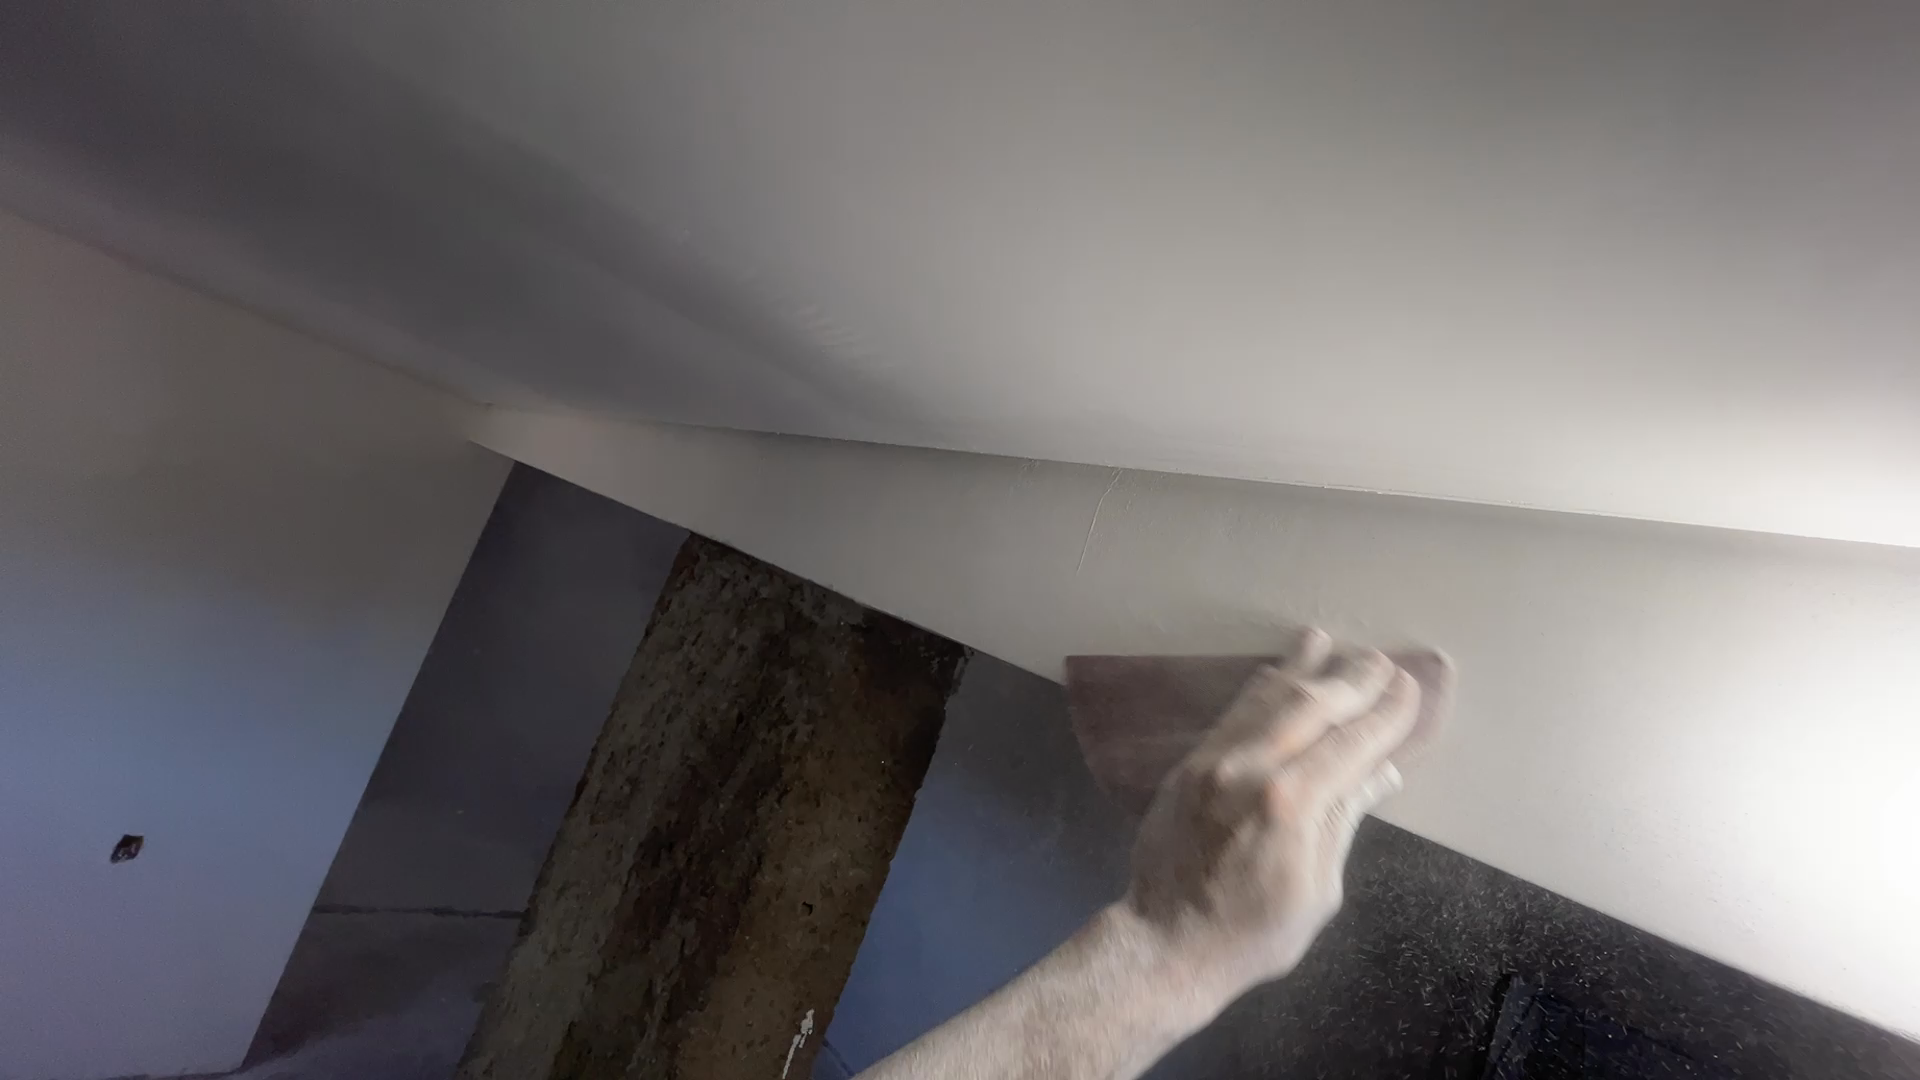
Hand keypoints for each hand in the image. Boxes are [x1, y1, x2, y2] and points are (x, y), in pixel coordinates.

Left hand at [1123, 629, 1419, 1003]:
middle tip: (1376, 658)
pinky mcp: (1187, 762)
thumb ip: (1343, 819)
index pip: (1349, 743)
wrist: (1167, 935)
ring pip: (1261, 699)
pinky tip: (1272, 674)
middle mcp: (1247, 768)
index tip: (1406, 687)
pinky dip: (1257, 690)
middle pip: (1307, 707)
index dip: (1382, 713)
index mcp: (1290, 804)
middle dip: (1347, 679)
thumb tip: (1380, 771)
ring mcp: (1211, 760)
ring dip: (1296, 667)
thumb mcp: (1319, 888)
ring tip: (1320, 638)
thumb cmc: (1255, 930)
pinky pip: (1230, 714)